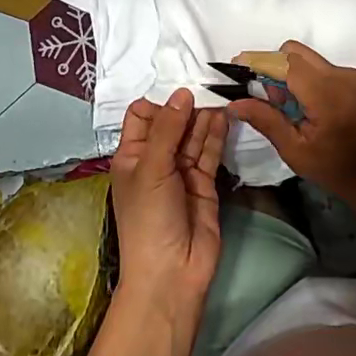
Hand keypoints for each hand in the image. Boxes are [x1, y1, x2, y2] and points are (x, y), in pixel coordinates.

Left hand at [110, 89, 226, 304]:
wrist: (172, 272)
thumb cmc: (149, 218)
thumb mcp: (151, 169)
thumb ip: (168, 129)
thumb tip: (181, 94)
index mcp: (131, 155)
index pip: (142, 116)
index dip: (158, 102)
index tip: (180, 86)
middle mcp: (155, 160)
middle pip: (171, 123)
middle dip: (186, 106)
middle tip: (208, 84)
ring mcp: (180, 172)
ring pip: (192, 136)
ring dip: (203, 117)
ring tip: (220, 95)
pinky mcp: (204, 183)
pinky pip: (209, 152)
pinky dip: (216, 135)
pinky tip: (224, 115)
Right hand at [226, 41, 355, 203]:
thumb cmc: (333, 169)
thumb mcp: (293, 151)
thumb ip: (265, 119)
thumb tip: (234, 102)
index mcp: (329, 97)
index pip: (286, 64)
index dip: (258, 62)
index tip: (236, 67)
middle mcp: (344, 77)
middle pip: (294, 53)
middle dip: (271, 66)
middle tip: (259, 91)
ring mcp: (354, 75)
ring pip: (306, 58)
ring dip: (287, 73)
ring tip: (283, 102)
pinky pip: (320, 66)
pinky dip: (304, 78)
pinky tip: (302, 103)